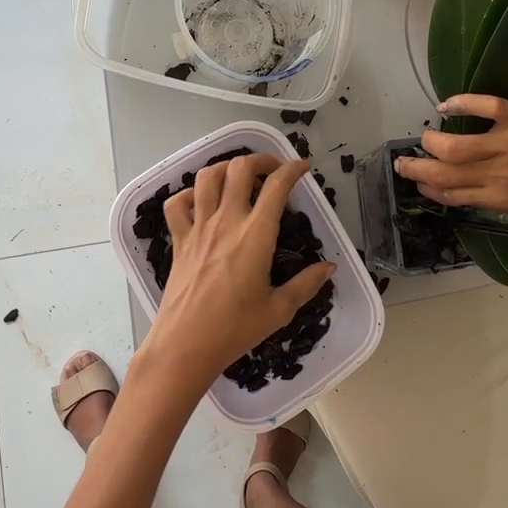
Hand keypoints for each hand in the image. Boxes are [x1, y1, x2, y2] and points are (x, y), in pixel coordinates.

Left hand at [141, 154, 336, 385]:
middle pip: (240, 169)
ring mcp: (199, 228)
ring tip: (239, 177)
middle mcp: (227, 222)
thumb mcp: (279, 310)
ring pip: (207, 177)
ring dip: (226, 168)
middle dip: (260, 160)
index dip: (293, 169)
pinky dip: (190, 194)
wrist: (184, 347)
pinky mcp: (179, 241)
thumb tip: (329, 267)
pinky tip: (202, 202)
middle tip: (274, 170)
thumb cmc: (234, 330)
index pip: (277, 186)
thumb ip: (306, 284)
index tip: (303, 167)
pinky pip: (177, 204)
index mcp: (256, 235)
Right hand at [394, 95, 507, 211]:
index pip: (456, 199)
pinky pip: (481, 106)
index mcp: (505, 200)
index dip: (433, 193)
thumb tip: (489, 190)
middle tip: (403, 163)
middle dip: (418, 171)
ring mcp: (507, 145)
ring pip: (452, 146)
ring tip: (426, 134)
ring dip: (432, 140)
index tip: (422, 186)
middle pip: (445, 176)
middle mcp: (499, 176)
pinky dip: (459, 103)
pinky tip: (446, 103)